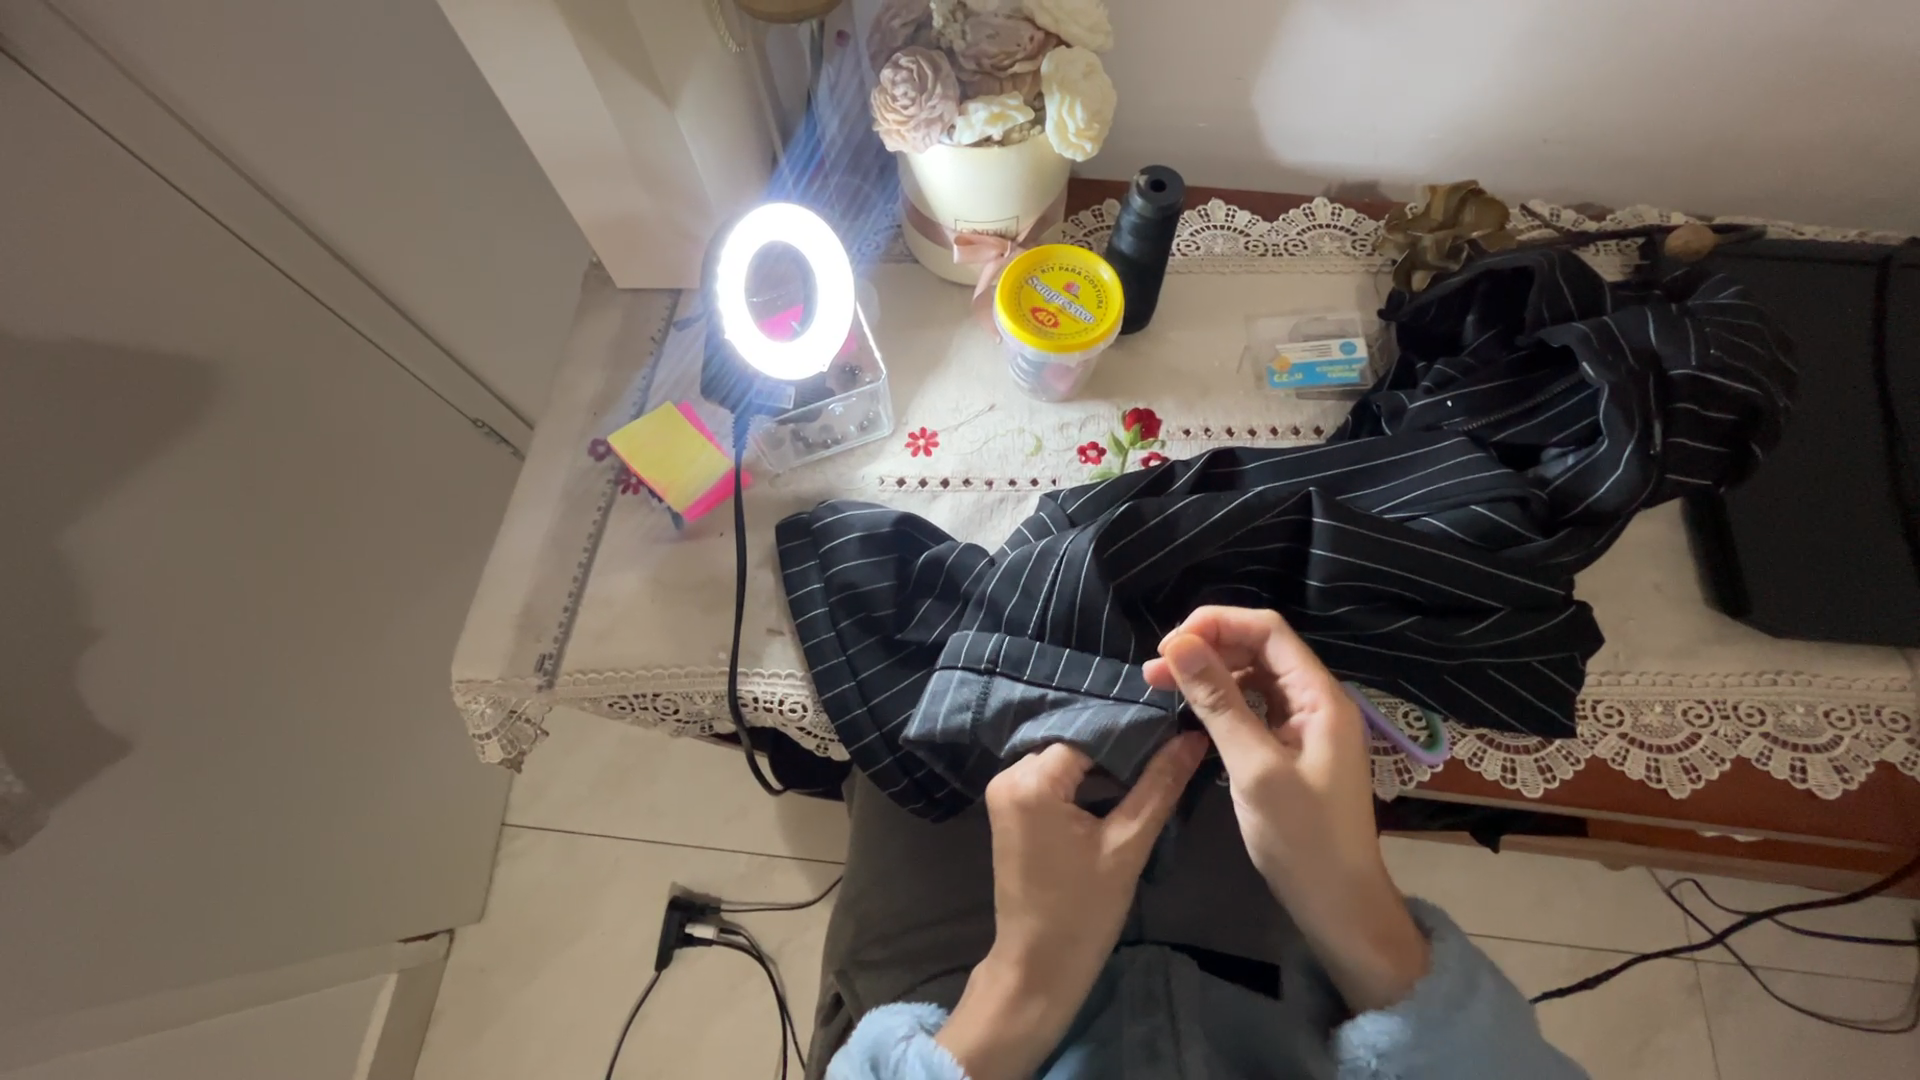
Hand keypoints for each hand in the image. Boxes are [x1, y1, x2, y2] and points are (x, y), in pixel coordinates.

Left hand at [936, 735, 1207, 1079]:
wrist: (1039, 965)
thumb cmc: (1084, 910)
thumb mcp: (1127, 844)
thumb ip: (1159, 785)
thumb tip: (1191, 737)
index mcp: (1030, 781)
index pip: (1089, 736)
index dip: (1131, 736)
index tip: (1170, 732)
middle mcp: (1008, 775)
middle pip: (1073, 745)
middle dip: (1116, 749)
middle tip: (1164, 747)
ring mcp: (1003, 791)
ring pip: (1062, 760)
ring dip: (1099, 765)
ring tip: (1147, 765)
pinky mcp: (1008, 806)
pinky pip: (1049, 778)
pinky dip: (1080, 780)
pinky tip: (1115, 787)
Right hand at [1143, 606, 1429, 1011]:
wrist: (1339, 907)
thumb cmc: (1302, 839)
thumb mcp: (1254, 766)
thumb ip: (1218, 700)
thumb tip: (1178, 644)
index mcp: (1320, 696)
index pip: (1268, 630)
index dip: (1217, 625)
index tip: (1169, 645)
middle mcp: (1313, 700)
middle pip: (1257, 648)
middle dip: (1205, 647)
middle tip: (1155, 669)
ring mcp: (1301, 724)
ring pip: (1249, 676)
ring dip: (1206, 673)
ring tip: (1159, 683)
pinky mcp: (1286, 747)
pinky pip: (1250, 705)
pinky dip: (1217, 699)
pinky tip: (1189, 708)